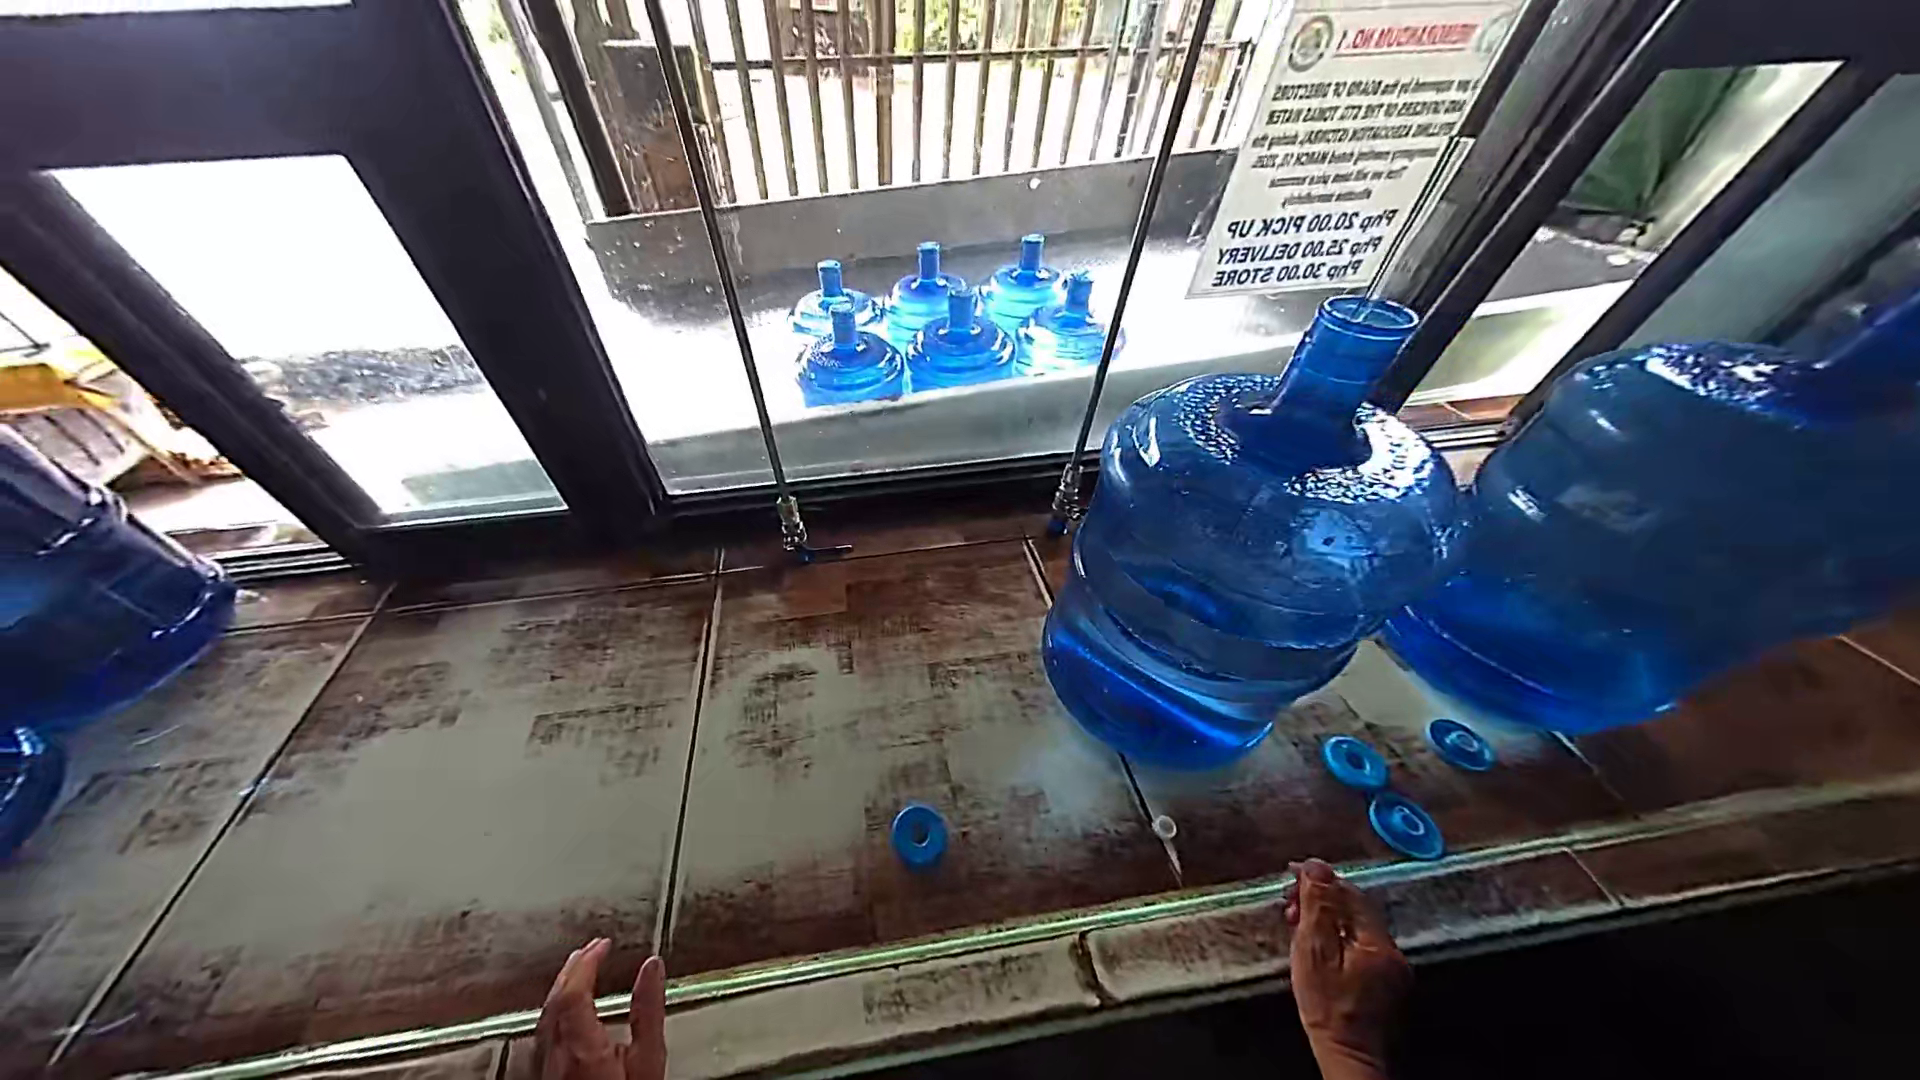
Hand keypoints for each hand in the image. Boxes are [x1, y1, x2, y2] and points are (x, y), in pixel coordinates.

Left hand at [533, 939, 666, 1079]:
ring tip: (579, 969)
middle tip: (592, 948)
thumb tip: (652, 967)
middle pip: (553, 1004)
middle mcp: (555, 1061)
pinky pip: (542, 1036)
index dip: (587, 963)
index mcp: (581, 1050)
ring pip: (543, 1021)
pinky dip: (556, 1010)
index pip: (573, 994)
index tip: (604, 944)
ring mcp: (545, 1074)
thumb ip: (648, 1012)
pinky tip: (567, 1010)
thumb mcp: (650, 1061)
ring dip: (561, 988)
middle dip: (573, 970)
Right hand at [1285, 859, 1409, 1079]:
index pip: (1350, 894)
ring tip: (1295, 917)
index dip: (1320, 878)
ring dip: (1325, 915)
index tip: (1291, 873)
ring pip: (1354, 926)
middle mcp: (1392, 953)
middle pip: (1354, 909)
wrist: (1347, 1058)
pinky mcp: (1383, 984)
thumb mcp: (1314, 949)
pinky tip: (1314, 940)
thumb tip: (1317, 866)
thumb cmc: (1327, 1004)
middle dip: (1320, 896)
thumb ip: (1318, 906)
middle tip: (1289, 897)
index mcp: (1378, 943)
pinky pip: (1357, 944)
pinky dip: (1334, 934)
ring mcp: (1390, 971)